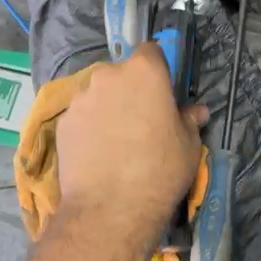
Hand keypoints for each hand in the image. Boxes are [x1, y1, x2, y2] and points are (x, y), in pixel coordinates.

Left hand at [54, 43, 209, 241]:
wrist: (111, 209)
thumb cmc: (160, 171)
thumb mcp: (188, 147)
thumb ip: (189, 121)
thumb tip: (197, 112)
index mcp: (144, 73)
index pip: (151, 51)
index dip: (158, 70)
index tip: (163, 93)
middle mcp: (108, 76)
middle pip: (122, 75)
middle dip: (131, 92)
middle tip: (142, 124)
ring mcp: (81, 99)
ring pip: (99, 97)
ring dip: (108, 110)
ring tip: (117, 144)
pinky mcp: (63, 123)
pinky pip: (82, 119)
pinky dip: (90, 130)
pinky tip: (99, 156)